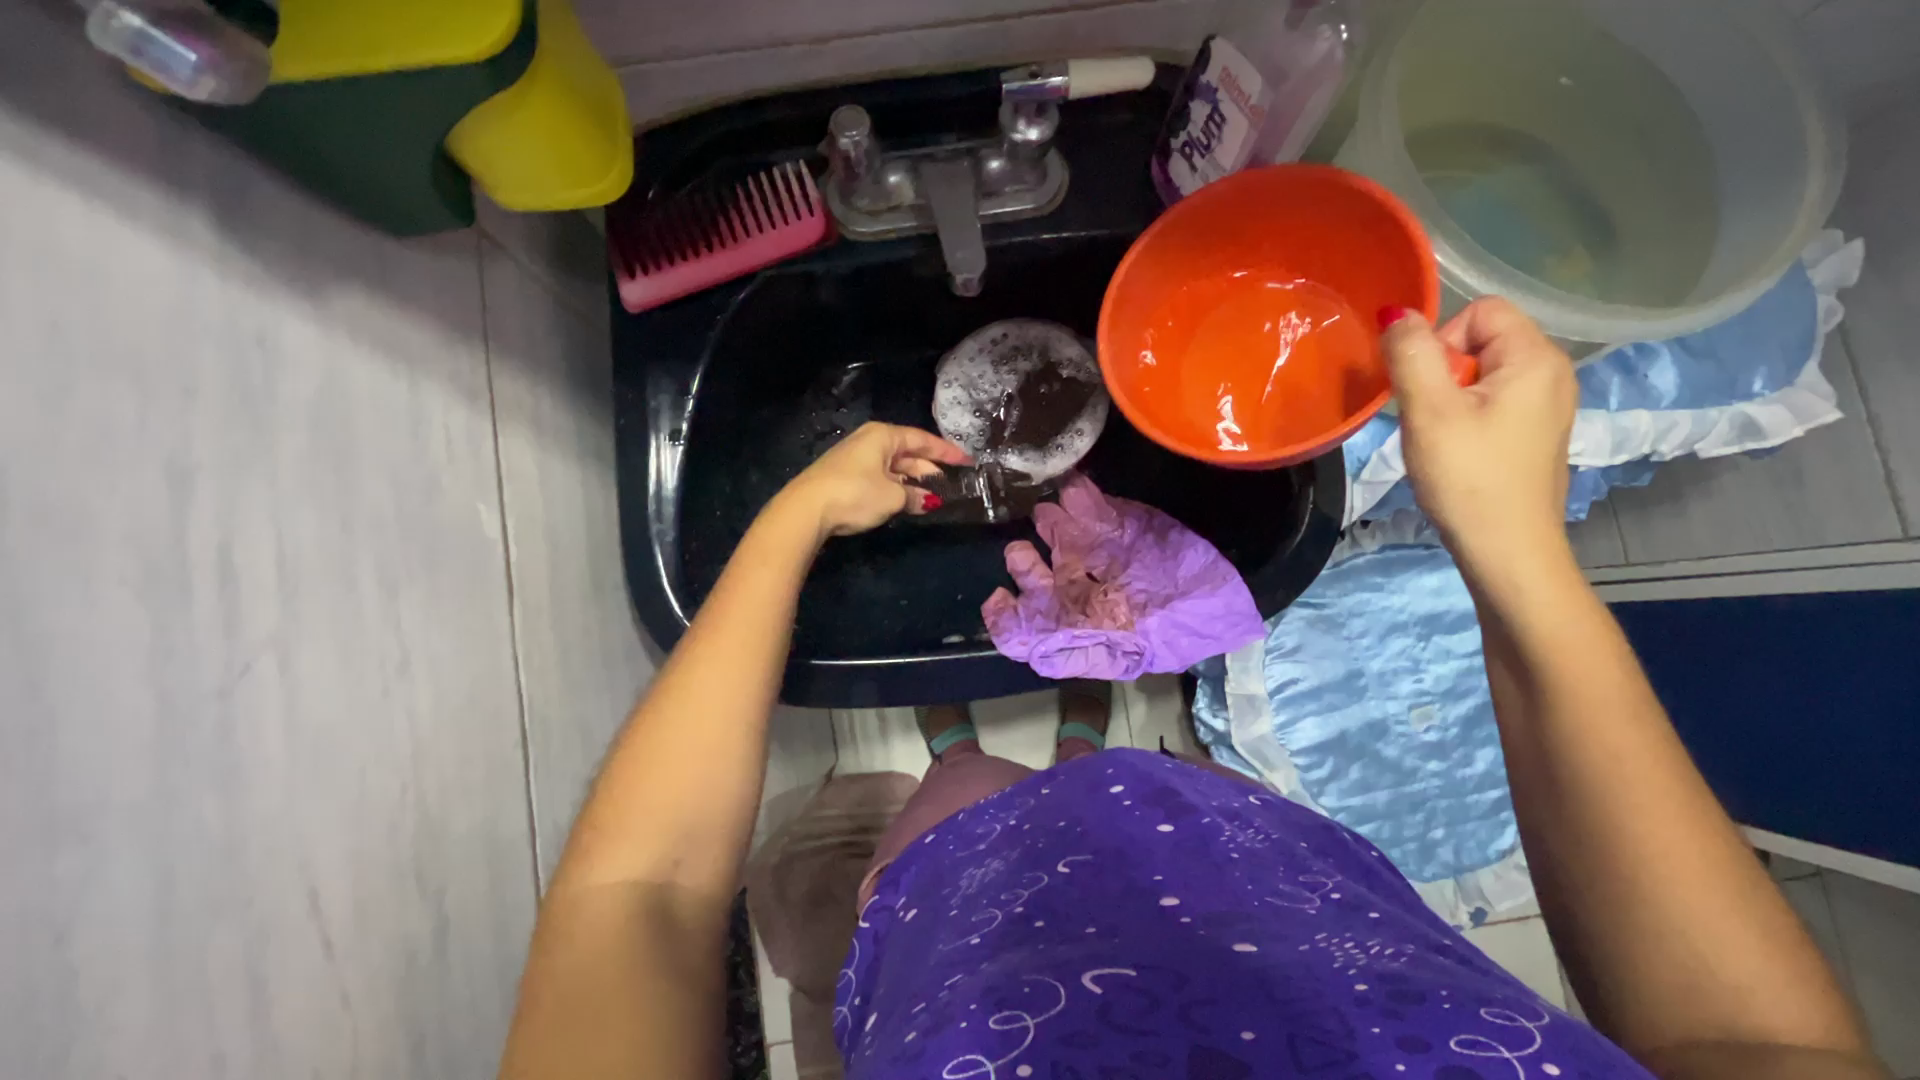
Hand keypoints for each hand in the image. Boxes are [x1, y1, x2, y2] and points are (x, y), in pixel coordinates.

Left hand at [774, 422, 972, 541]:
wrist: (806, 510)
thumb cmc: (854, 494)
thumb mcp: (892, 497)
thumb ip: (915, 496)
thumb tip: (927, 501)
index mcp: (883, 436)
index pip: (922, 440)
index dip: (946, 452)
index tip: (967, 461)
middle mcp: (869, 441)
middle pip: (907, 453)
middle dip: (929, 470)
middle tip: (951, 485)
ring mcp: (856, 459)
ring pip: (893, 467)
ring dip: (913, 482)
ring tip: (933, 497)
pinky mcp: (846, 476)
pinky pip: (880, 477)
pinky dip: (896, 487)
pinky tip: (907, 501)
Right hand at [1381, 298, 1577, 571]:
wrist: (1506, 549)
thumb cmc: (1468, 478)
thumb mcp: (1429, 412)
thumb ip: (1411, 354)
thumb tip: (1396, 312)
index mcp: (1536, 358)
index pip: (1481, 310)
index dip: (1442, 339)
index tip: (1427, 388)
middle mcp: (1553, 372)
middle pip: (1482, 339)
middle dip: (1443, 370)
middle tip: (1430, 417)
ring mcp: (1548, 404)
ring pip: (1483, 373)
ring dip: (1449, 397)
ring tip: (1439, 437)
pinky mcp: (1536, 431)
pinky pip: (1493, 400)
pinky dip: (1465, 416)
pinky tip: (1456, 451)